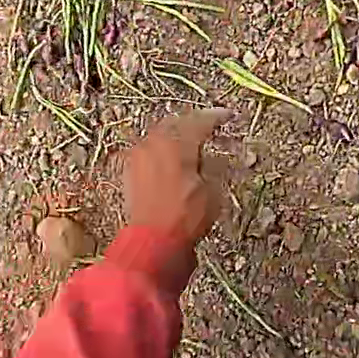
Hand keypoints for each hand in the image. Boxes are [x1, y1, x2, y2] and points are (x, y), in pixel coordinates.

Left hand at [122, 108, 229, 248]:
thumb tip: (219, 153)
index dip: (217, 117)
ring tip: (193, 145)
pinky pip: (151, 150)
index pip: (200, 121)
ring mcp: (138, 156)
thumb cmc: (186, 215)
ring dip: (178, 137)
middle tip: (210, 127)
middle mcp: (154, 143)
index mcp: (176, 142)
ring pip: (161, 136)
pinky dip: (165, 150)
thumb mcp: (213, 188)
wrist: (151, 242)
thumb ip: (214, 163)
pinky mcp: (130, 171)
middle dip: (194, 124)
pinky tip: (175, 160)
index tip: (228, 115)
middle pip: (177, 123)